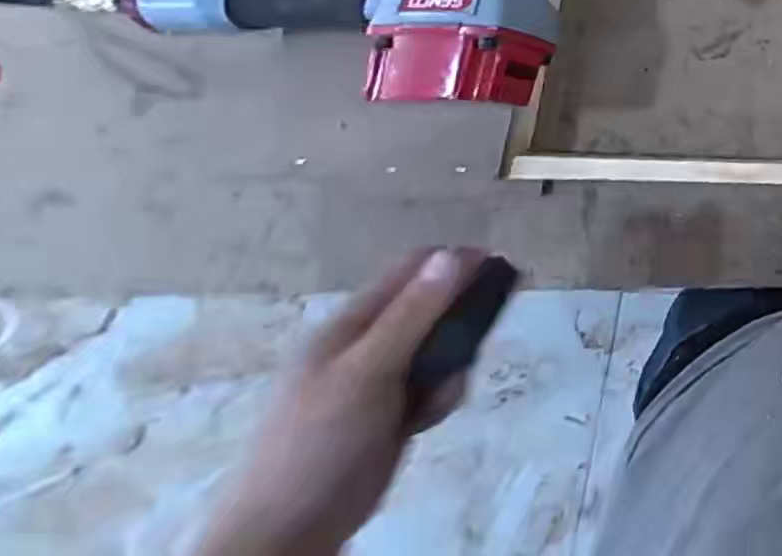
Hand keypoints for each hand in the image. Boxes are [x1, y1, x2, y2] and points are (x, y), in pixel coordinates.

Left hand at [197, 247, 484, 555]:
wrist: (287, 536)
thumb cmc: (319, 442)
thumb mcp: (368, 371)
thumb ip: (412, 314)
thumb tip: (452, 254)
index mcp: (351, 324)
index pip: (411, 269)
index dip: (453, 262)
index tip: (494, 267)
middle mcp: (368, 344)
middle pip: (431, 307)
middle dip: (459, 318)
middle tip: (480, 335)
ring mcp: (380, 380)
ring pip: (439, 348)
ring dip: (453, 361)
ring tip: (445, 390)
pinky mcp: (393, 412)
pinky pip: (434, 385)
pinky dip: (442, 394)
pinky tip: (430, 417)